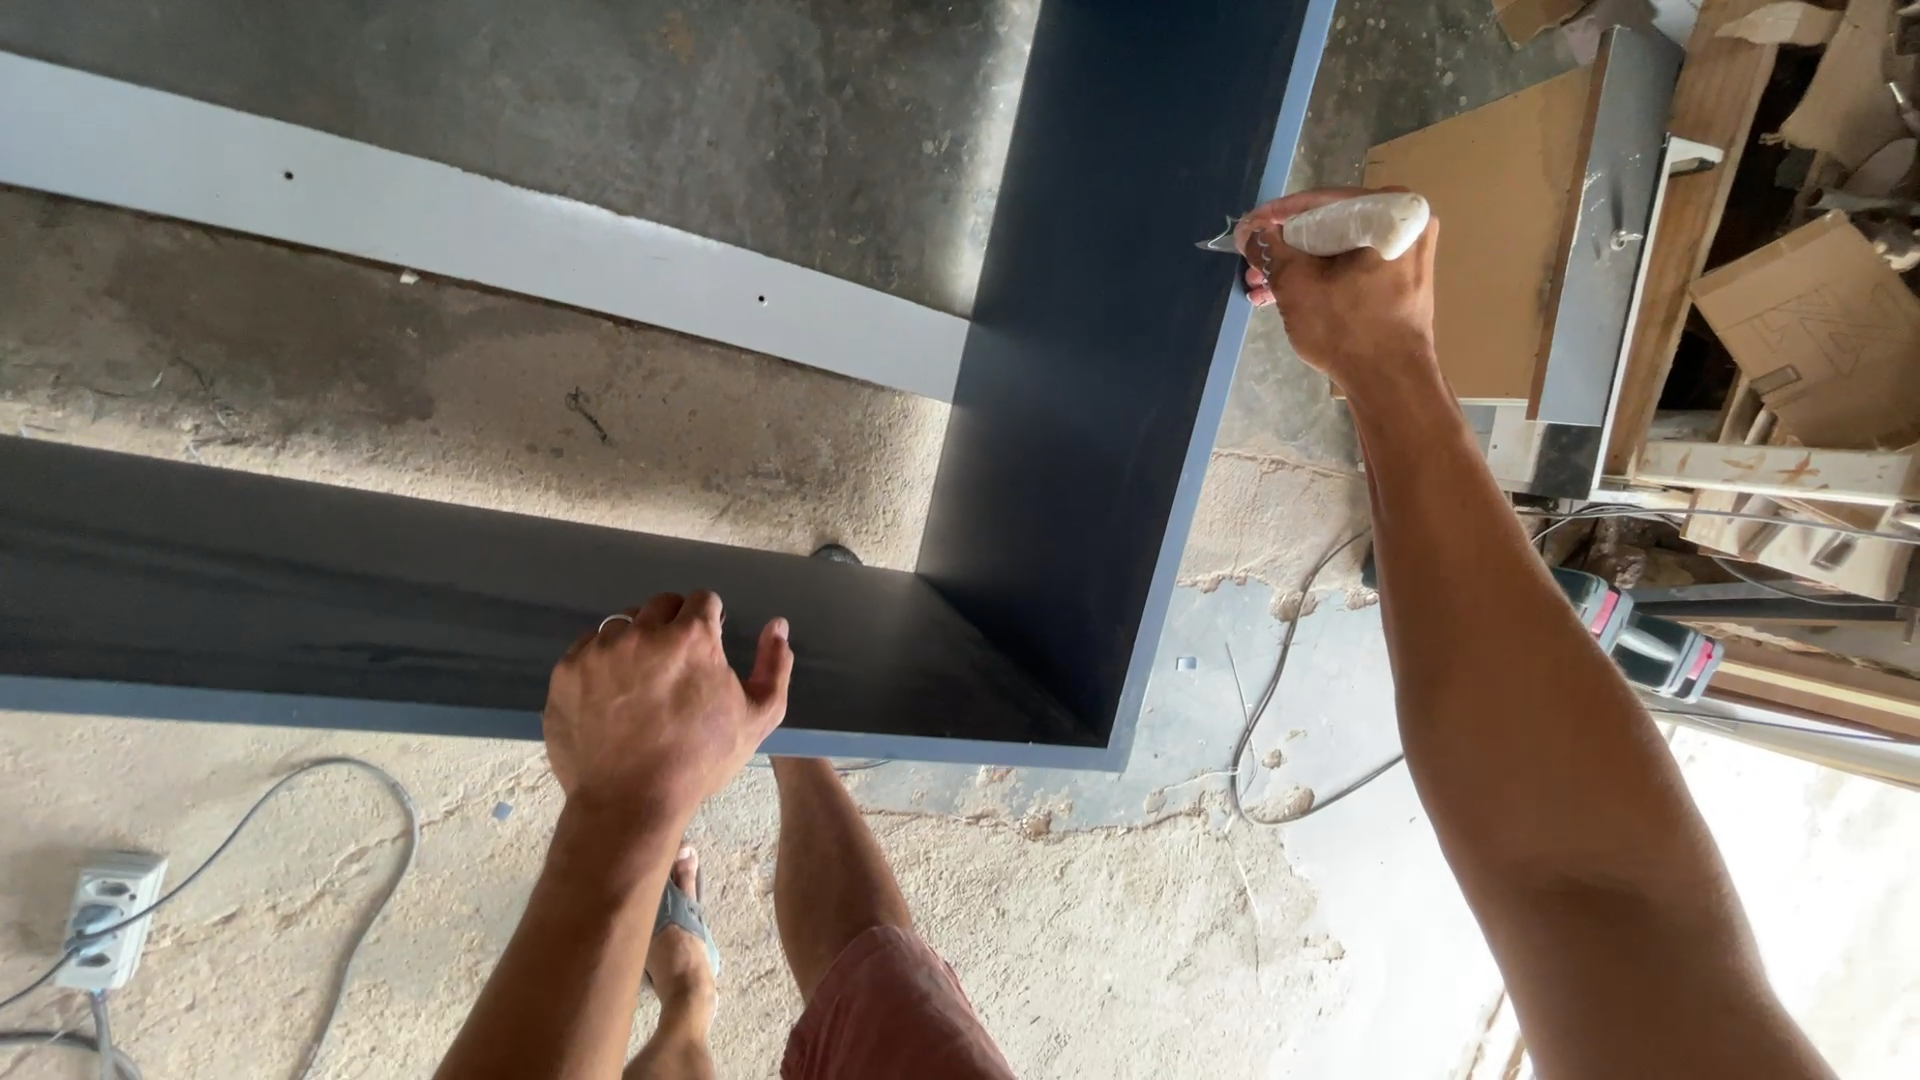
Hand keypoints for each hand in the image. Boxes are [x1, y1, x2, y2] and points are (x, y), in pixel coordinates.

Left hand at [542, 591, 791, 821]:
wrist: (629, 804)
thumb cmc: (700, 760)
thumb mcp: (758, 717)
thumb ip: (775, 665)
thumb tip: (777, 625)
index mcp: (692, 637)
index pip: (702, 599)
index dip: (710, 620)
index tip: (707, 646)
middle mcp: (643, 632)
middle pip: (662, 604)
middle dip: (674, 623)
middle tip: (677, 663)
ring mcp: (600, 650)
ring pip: (624, 623)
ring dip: (637, 639)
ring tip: (642, 679)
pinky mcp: (567, 671)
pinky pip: (589, 646)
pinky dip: (604, 660)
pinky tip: (613, 693)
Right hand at [1235, 186, 1439, 387]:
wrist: (1390, 380)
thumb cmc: (1346, 327)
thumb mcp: (1296, 284)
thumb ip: (1269, 250)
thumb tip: (1248, 231)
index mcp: (1391, 211)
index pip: (1319, 203)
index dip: (1273, 218)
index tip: (1244, 230)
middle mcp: (1405, 222)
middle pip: (1327, 227)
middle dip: (1282, 250)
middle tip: (1250, 267)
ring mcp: (1405, 252)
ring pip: (1336, 251)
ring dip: (1295, 268)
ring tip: (1259, 289)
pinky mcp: (1399, 279)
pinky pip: (1350, 268)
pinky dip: (1319, 279)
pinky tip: (1285, 296)